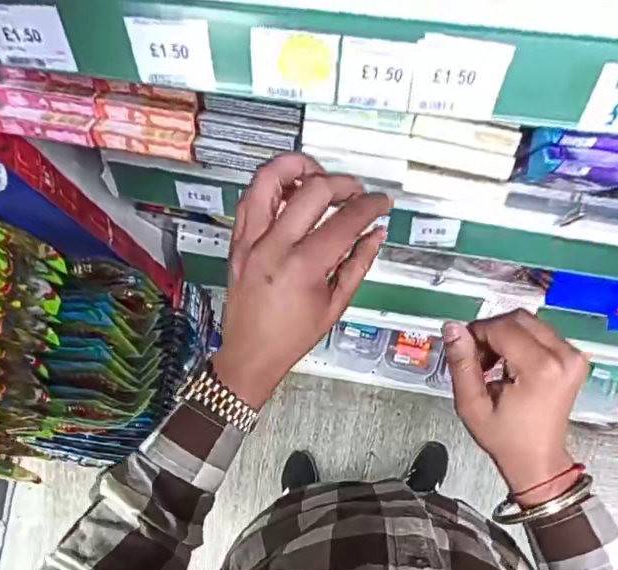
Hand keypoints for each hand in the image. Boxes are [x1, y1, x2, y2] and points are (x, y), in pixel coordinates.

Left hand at [212, 153, 392, 407]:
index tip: (380, 203)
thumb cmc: (291, 338)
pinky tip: (288, 192)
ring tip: (317, 177)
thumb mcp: (334, 306)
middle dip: (342, 183)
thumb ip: (357, 265)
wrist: (250, 353)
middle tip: (355, 191)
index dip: (368, 206)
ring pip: (269, 178)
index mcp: (303, 268)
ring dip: (298, 167)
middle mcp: (273, 247)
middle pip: (312, 190)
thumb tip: (375, 235)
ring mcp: (250, 241)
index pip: (344, 221)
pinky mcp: (236, 241)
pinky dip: (271, 186)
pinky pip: (250, 197)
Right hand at [443, 312, 589, 505]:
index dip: (476, 334)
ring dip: (506, 336)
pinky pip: (542, 334)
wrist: (537, 459)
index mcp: (541, 369)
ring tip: (494, 366)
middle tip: (478, 360)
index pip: (502, 327)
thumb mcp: (472, 406)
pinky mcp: (574, 358)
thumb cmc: (507, 440)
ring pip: (530, 323)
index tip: (466, 353)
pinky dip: (521, 343)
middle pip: (518, 318)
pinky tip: (510, 367)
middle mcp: (563, 357)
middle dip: (491, 332)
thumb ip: (462, 364)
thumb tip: (453, 329)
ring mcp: (573, 357)